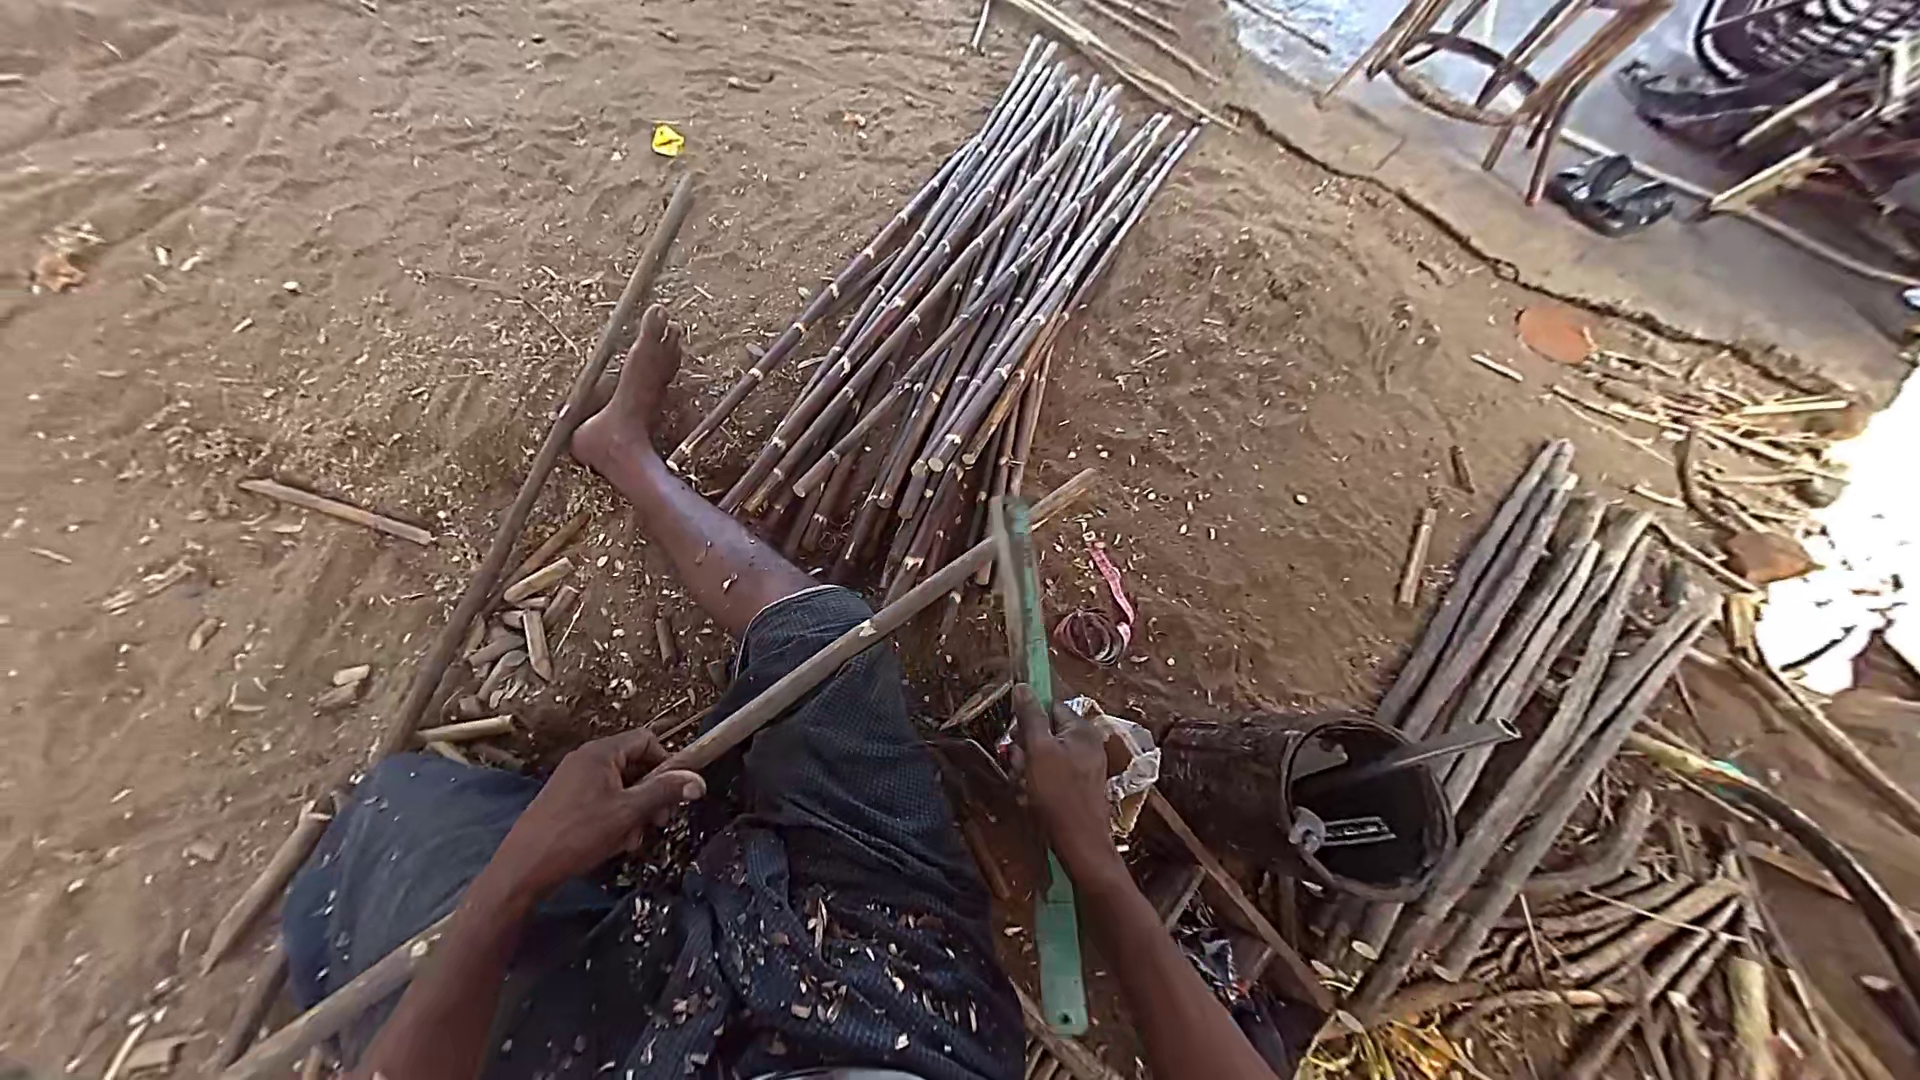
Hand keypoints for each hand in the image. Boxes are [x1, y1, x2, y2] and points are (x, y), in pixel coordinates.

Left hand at [482, 728, 704, 902]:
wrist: (519, 873)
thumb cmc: (576, 835)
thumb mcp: (629, 812)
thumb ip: (665, 791)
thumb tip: (699, 781)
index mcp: (600, 753)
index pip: (647, 740)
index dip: (666, 762)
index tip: (673, 791)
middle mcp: (586, 759)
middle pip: (635, 764)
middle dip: (652, 792)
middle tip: (659, 820)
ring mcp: (572, 780)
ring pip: (621, 786)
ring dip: (635, 809)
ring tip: (633, 837)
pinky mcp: (564, 802)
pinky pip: (602, 799)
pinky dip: (615, 816)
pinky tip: (614, 842)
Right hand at [1011, 684, 1119, 879]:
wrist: (1080, 846)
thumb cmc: (1058, 794)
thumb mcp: (1038, 750)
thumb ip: (1030, 716)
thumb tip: (1023, 685)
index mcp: (1082, 730)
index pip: (1049, 708)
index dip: (1029, 720)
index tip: (1017, 737)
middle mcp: (1085, 744)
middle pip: (1043, 733)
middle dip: (1025, 750)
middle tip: (1021, 767)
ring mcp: (1082, 767)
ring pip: (1042, 756)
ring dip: (1026, 769)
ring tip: (1025, 787)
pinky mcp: (1075, 788)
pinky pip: (1048, 776)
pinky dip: (1036, 784)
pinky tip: (1031, 798)